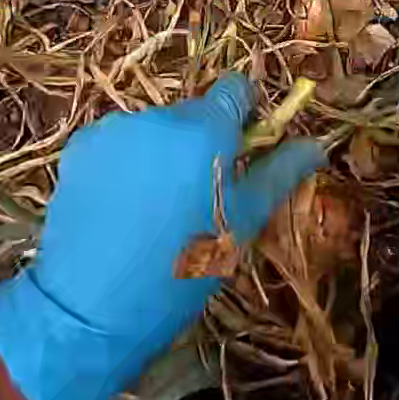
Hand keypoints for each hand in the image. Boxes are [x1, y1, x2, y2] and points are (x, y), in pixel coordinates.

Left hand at [0, 74, 323, 399]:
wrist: (87, 311)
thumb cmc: (182, 267)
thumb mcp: (244, 221)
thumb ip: (281, 172)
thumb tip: (317, 144)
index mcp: (205, 129)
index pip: (237, 88)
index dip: (248, 112)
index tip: (246, 148)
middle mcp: (159, 116)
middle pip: (198, 112)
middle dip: (206, 139)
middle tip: (203, 190)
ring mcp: (116, 128)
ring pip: (159, 127)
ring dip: (168, 149)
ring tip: (159, 202)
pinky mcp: (81, 146)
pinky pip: (122, 139)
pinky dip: (132, 158)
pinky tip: (125, 202)